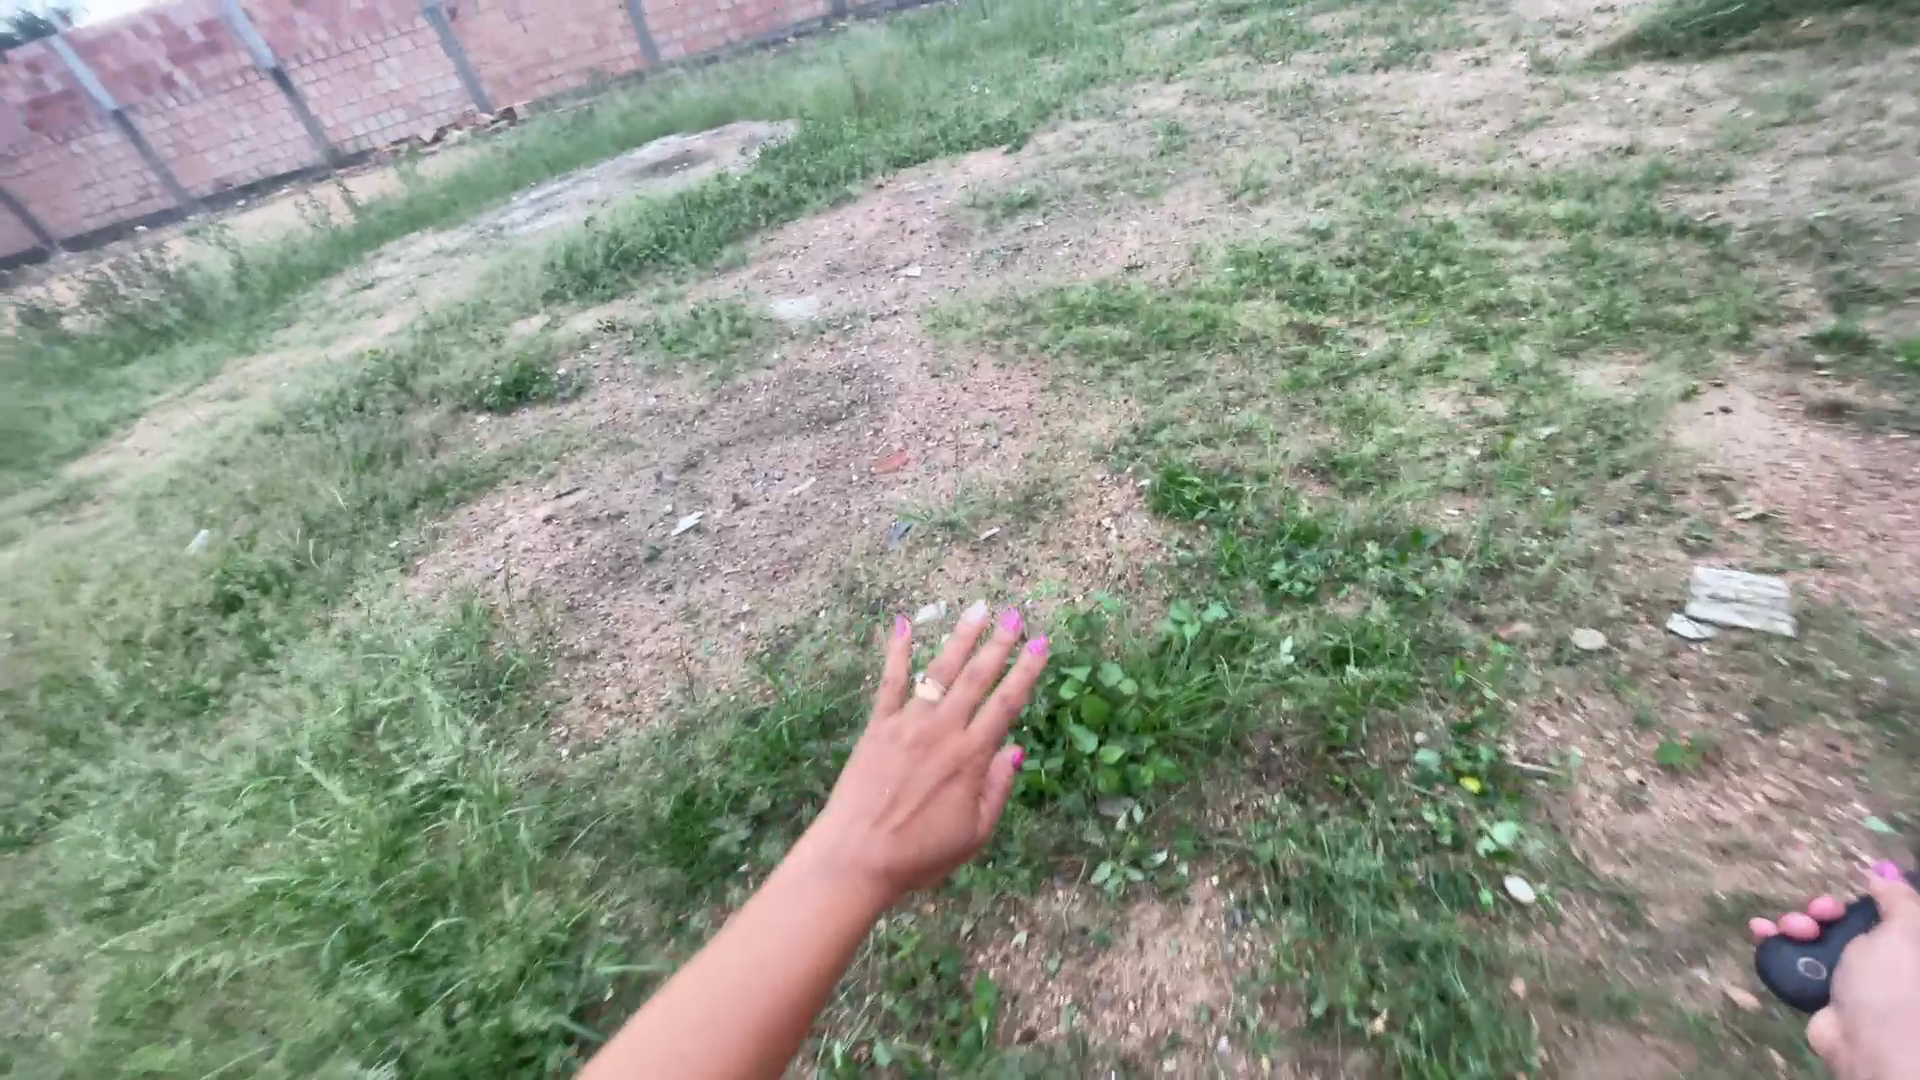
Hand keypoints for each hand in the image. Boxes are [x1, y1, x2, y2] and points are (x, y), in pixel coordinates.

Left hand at [789, 601, 1047, 912]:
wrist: (857, 857)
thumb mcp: (974, 834)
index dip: (1027, 671)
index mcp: (971, 757)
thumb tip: (1015, 748)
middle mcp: (943, 731)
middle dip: (999, 644)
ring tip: (978, 609)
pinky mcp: (879, 725)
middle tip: (1014, 615)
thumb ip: (997, 789)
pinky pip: (890, 681)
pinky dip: (896, 651)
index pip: (1007, 703)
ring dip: (961, 638)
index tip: (1042, 644)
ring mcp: (909, 723)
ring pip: (940, 671)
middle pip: (977, 678)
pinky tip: (903, 623)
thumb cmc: (919, 854)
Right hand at [1753, 865, 1919, 1079]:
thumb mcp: (1903, 938)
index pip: (1883, 917)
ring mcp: (1853, 980)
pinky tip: (1761, 932)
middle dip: (1819, 913)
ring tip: (1787, 930)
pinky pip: (1794, 956)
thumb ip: (1897, 903)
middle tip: (1815, 915)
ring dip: (1793, 924)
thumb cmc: (1895, 989)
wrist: (1870, 1044)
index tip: (1845, 902)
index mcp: (1908, 953)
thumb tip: (1886, 873)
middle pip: (1845, 925)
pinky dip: (1774, 942)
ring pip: (1816, 938)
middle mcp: (1886, 966)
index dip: (1861, 903)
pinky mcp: (1823, 990)